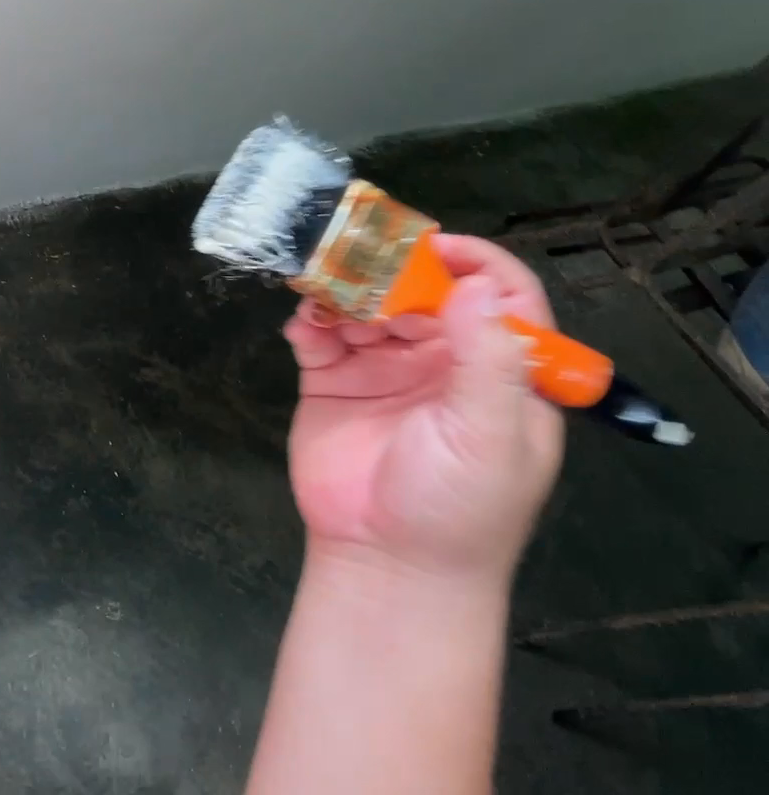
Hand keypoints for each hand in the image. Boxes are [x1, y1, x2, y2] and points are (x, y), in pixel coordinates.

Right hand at [282, 234, 563, 584]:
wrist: (385, 559)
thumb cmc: (456, 504)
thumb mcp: (489, 437)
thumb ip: (487, 363)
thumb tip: (475, 287)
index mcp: (496, 371)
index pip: (501, 299)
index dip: (474, 264)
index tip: (433, 245)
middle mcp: (439, 361)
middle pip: (420, 294)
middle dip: (392, 274)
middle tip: (358, 264)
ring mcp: (380, 370)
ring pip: (364, 309)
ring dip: (344, 295)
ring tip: (323, 295)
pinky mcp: (330, 383)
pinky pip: (318, 339)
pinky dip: (307, 324)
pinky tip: (303, 328)